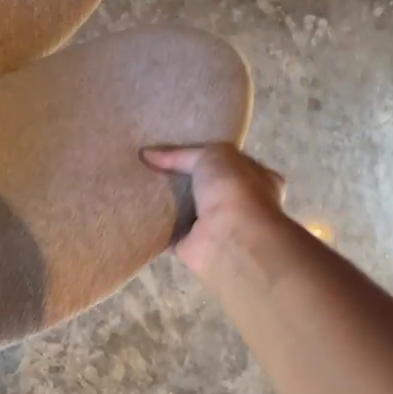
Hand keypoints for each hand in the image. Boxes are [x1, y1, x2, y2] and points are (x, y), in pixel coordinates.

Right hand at [140, 143, 287, 274]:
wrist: (230, 239)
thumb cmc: (233, 191)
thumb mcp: (212, 155)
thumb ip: (181, 154)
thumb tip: (147, 154)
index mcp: (255, 178)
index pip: (228, 161)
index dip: (203, 153)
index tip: (174, 148)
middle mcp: (239, 203)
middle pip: (203, 185)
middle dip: (181, 177)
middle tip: (150, 166)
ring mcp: (216, 226)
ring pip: (186, 208)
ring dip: (167, 201)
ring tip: (138, 185)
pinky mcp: (192, 245)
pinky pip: (169, 231)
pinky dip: (155, 225)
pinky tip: (137, 211)